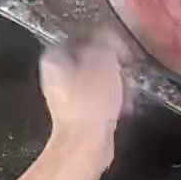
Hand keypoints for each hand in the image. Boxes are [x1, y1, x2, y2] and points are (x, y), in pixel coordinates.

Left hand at [23, 33, 131, 179]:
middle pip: (93, 58)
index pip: (84, 35)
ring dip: (117, 85)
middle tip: (125, 73)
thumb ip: (107, 41)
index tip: (124, 49)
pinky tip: (122, 109)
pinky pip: (100, 98)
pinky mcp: (80, 112)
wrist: (86, 144)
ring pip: (100, 79)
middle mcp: (56, 75)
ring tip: (125, 96)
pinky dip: (113, 101)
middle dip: (114, 66)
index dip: (108, 39)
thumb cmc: (91, 102)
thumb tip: (111, 37)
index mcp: (55, 57)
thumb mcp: (104, 60)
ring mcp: (67, 95)